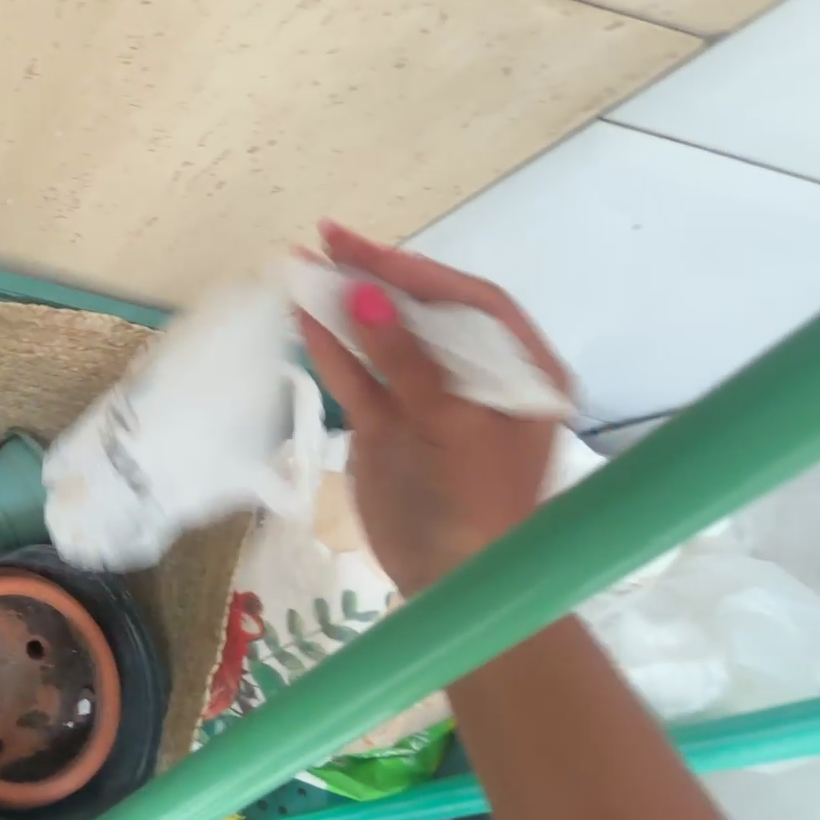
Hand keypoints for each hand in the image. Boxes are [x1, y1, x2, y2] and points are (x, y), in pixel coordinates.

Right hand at [296, 222, 569, 595]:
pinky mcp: (385, 420)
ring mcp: (424, 398)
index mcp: (519, 374)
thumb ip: (406, 360)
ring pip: (379, 339)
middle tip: (324, 239)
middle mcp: (473, 378)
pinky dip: (328, 345)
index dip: (415, 271)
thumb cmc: (470, 505)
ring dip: (340, 305)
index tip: (360, 250)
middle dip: (372, 276)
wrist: (446, 579)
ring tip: (299, 267)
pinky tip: (302, 314)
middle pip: (419, 313)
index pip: (469, 303)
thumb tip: (362, 293)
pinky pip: (355, 373)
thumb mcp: (448, 428)